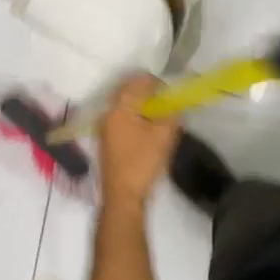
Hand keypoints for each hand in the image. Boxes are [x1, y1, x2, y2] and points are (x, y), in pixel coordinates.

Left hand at [97, 74, 175, 211]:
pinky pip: (122, 118)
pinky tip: (148, 128)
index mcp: (119, 107)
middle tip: (167, 101)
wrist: (122, 196)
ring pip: (125, 105)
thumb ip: (173, 114)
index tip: (172, 92)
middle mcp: (107, 113)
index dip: (158, 83)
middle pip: (129, 92)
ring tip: (160, 114)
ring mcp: (104, 128)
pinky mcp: (107, 140)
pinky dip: (136, 117)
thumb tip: (175, 106)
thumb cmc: (142, 162)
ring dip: (142, 105)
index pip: (139, 82)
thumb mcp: (165, 135)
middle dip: (149, 93)